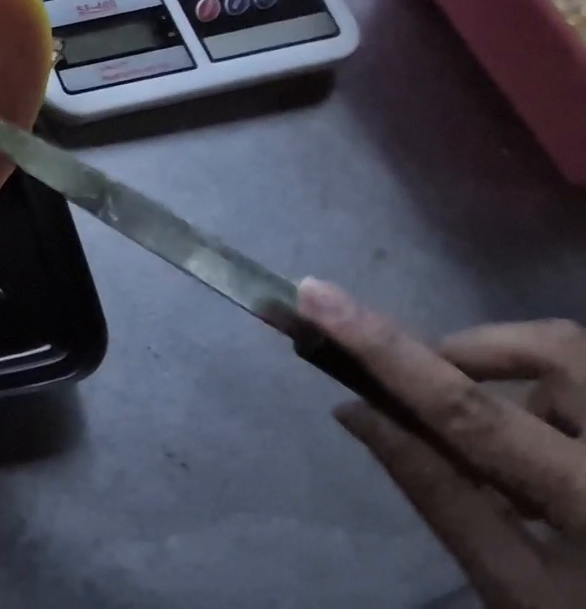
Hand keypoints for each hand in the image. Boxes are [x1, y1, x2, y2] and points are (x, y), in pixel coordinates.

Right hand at [298, 280, 585, 608]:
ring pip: (579, 362)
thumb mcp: (514, 583)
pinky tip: (549, 454)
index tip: (315, 295)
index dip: (385, 348)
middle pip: (554, 349)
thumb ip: (437, 492)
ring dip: (523, 384)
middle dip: (475, 350)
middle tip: (435, 382)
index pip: (465, 408)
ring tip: (508, 447)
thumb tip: (354, 410)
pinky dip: (557, 406)